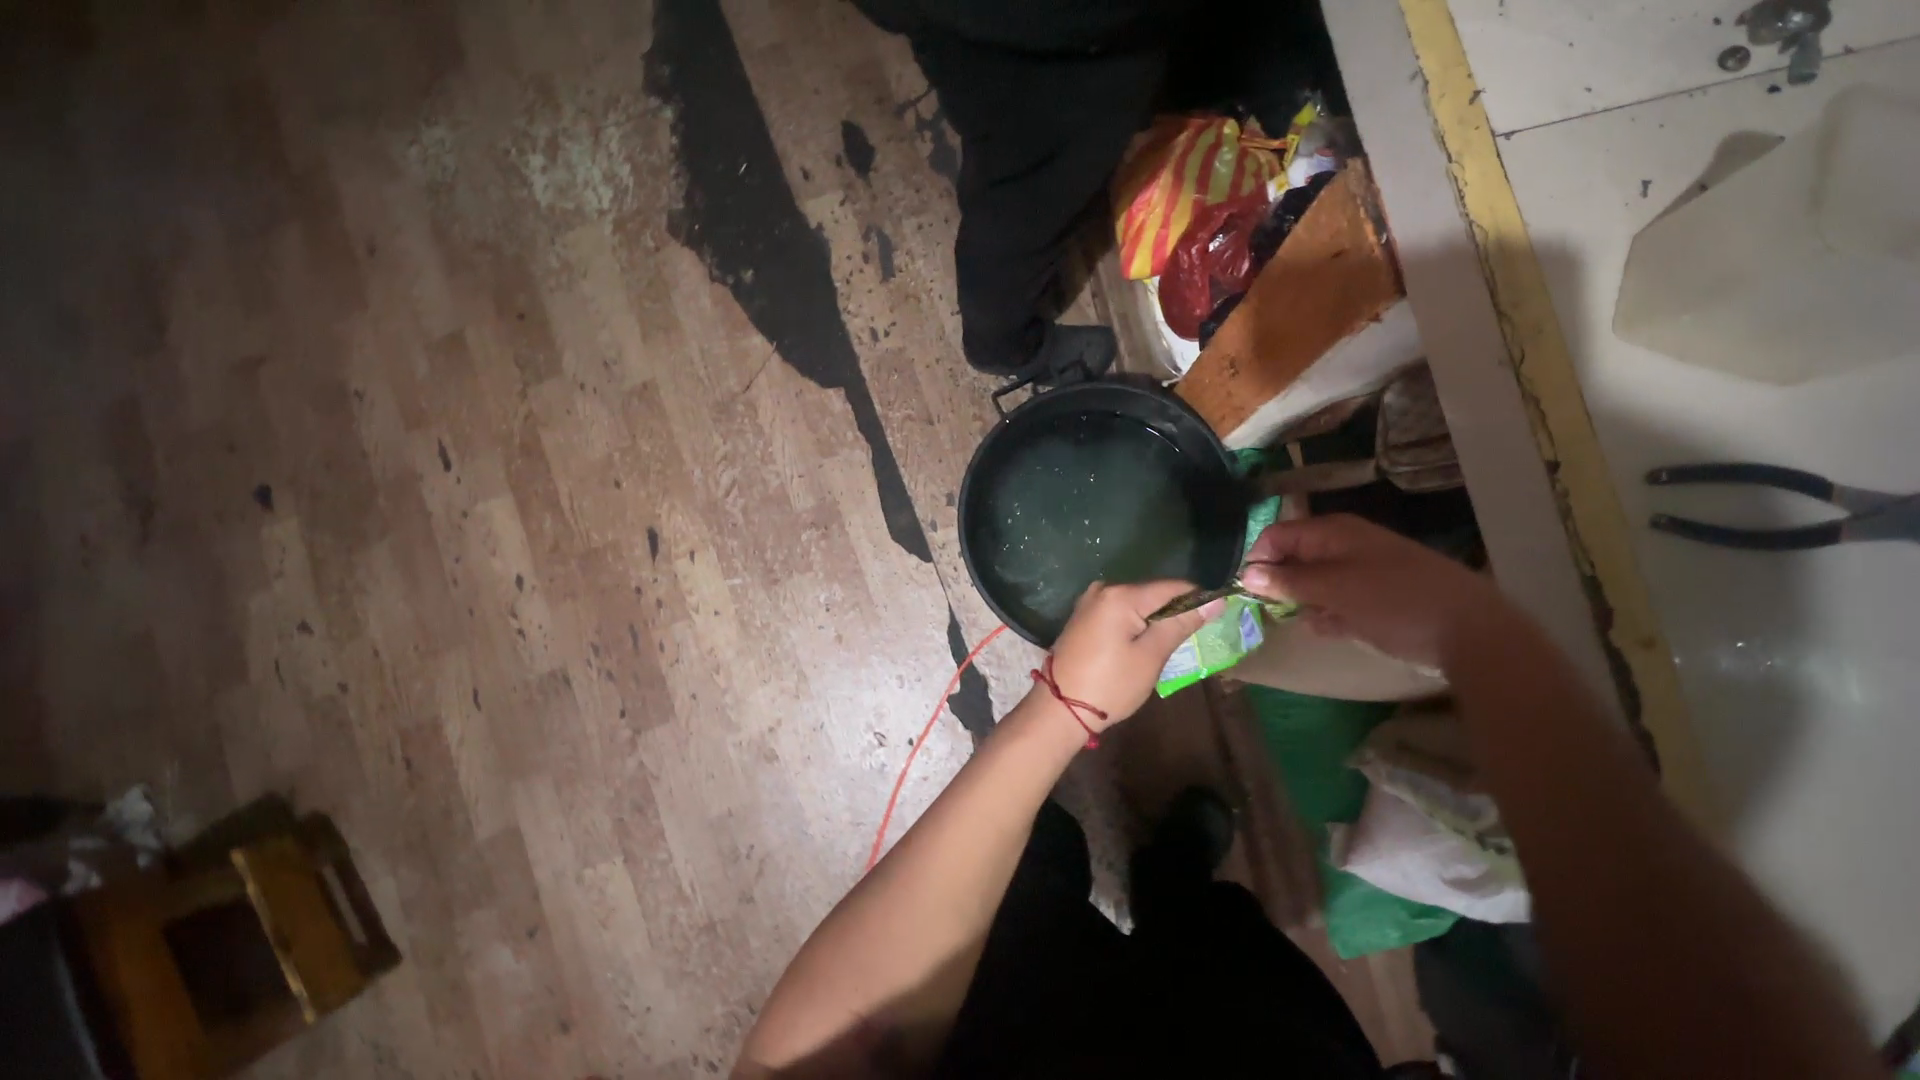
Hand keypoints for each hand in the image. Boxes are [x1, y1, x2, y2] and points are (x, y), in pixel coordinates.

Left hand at [1040, 581, 1222, 729]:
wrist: (1060, 709)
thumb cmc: (1110, 685)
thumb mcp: (1151, 656)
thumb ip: (1180, 624)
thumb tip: (1213, 601)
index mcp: (1120, 595)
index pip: (1173, 587)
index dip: (1197, 600)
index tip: (1216, 618)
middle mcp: (1103, 589)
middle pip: (1153, 593)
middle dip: (1175, 611)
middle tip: (1192, 639)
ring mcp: (1089, 603)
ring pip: (1137, 603)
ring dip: (1155, 620)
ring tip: (1169, 646)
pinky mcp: (1083, 618)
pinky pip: (1120, 613)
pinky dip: (1135, 625)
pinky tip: (1142, 646)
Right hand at [1240, 514, 1505, 666]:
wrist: (1470, 631)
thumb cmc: (1395, 602)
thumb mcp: (1335, 590)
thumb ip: (1289, 582)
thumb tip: (1247, 574)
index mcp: (1334, 533)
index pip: (1277, 535)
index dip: (1257, 559)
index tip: (1244, 591)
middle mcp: (1346, 546)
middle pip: (1295, 558)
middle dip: (1277, 583)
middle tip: (1263, 611)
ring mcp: (1364, 572)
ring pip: (1315, 582)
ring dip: (1301, 601)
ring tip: (1293, 622)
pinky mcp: (1378, 599)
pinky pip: (1339, 601)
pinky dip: (1327, 614)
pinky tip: (1324, 629)